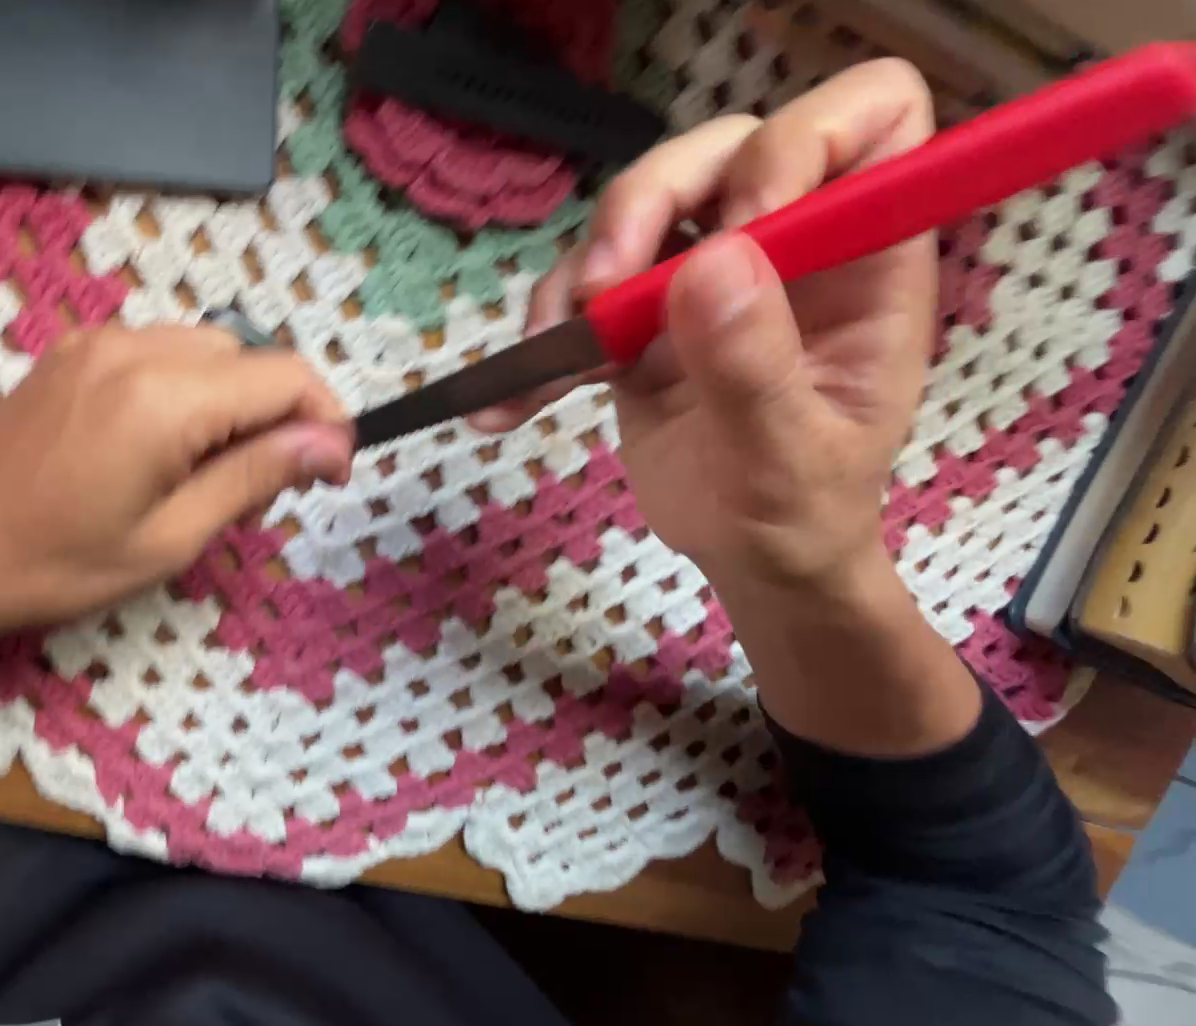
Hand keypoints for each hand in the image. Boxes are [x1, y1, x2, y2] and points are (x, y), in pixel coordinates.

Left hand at [0, 325, 353, 752]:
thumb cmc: (58, 567)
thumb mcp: (171, 538)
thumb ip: (256, 477)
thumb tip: (332, 444)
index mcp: (163, 397)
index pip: (284, 376)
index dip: (325, 420)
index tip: (331, 476)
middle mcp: (134, 346)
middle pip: (249, 357)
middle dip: (275, 417)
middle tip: (259, 493)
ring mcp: (97, 341)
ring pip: (208, 352)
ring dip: (232, 404)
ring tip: (207, 475)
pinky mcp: (74, 351)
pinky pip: (160, 354)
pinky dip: (186, 392)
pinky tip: (160, 448)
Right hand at [471, 60, 938, 592]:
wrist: (746, 555)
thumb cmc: (796, 512)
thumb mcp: (786, 457)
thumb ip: (755, 366)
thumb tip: (707, 260)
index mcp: (861, 260)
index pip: (862, 124)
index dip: (793, 148)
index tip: (730, 231)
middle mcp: (783, 250)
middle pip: (715, 155)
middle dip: (644, 205)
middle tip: (600, 288)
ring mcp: (703, 283)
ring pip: (631, 219)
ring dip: (573, 281)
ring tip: (549, 363)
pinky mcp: (640, 323)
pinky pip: (579, 296)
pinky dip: (539, 344)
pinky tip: (510, 403)